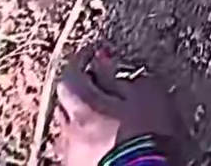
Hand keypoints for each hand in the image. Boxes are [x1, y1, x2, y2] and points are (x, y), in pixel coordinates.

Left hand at [55, 49, 182, 165]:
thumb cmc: (146, 133)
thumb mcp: (143, 93)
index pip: (69, 77)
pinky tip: (102, 141)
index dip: (80, 62)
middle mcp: (69, 134)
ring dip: (80, 120)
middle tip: (99, 86)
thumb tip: (101, 61)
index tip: (95, 55)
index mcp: (83, 109)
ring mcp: (71, 159)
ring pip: (68, 131)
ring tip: (102, 118)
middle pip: (64, 105)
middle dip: (78, 93)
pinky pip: (75, 152)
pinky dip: (85, 141)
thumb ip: (117, 76)